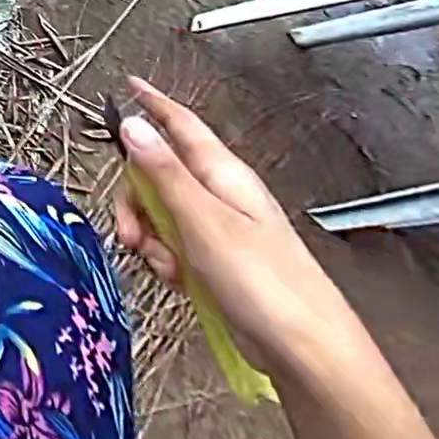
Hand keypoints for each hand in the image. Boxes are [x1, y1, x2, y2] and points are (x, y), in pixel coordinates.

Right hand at [112, 77, 373, 378]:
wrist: (308, 355)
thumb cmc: (264, 283)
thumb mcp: (201, 221)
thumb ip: (161, 171)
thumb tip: (132, 123)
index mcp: (222, 175)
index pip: (181, 124)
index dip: (153, 103)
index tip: (130, 83)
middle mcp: (219, 194)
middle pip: (156, 174)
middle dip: (134, 200)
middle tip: (131, 230)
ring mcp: (219, 226)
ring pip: (158, 210)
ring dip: (148, 234)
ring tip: (162, 263)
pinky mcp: (215, 256)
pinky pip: (171, 241)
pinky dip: (164, 257)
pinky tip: (178, 278)